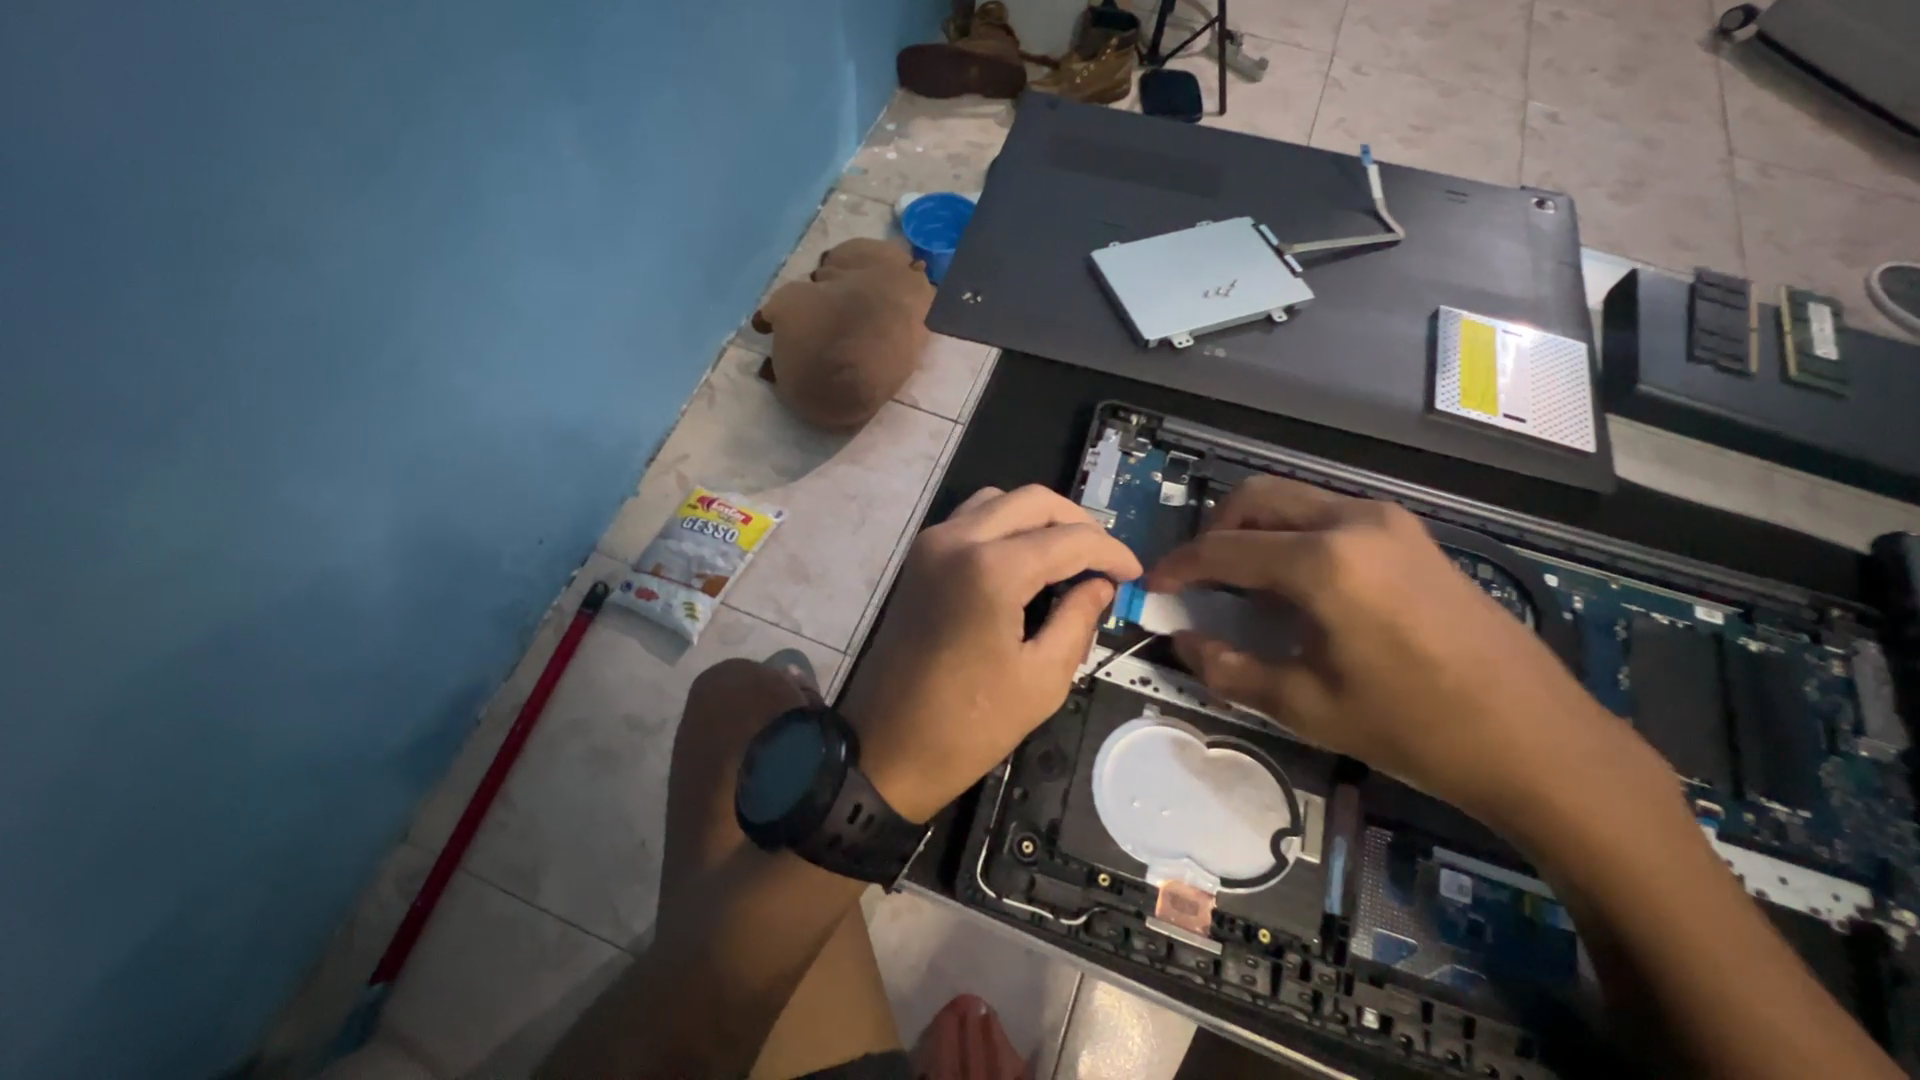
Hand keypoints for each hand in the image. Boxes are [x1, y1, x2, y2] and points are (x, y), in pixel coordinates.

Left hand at [841, 485, 1142, 822]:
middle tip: (1104, 561)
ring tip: (1069, 559)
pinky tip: (1026, 564)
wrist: (886, 750)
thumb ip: (1078, 619)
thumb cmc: (969, 726)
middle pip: (1033, 501)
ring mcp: (931, 545)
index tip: (1133, 574)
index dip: (1111, 552)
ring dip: (1039, 520)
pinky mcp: (918, 560)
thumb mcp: (1042, 679)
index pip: (1069, 539)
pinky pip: (971, 521)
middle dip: (1078, 524)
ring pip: (998, 502)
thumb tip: (1100, 584)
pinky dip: (1005, 528)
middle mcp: (957, 539)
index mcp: (991, 569)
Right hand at [1147, 476, 1670, 837]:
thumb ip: (1230, 668)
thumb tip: (1183, 642)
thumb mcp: (1306, 706)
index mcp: (1323, 562)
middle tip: (1197, 580)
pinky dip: (1295, 536)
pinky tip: (1297, 586)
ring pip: (1296, 500)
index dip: (1179, 568)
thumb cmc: (1414, 727)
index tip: (1152, 587)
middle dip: (1215, 532)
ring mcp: (1390, 523)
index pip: (1224, 549)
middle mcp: (1353, 521)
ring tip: (1242, 584)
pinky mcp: (1414, 536)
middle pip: (1257, 499)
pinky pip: (1332, 515)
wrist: (1535, 738)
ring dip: (1256, 530)